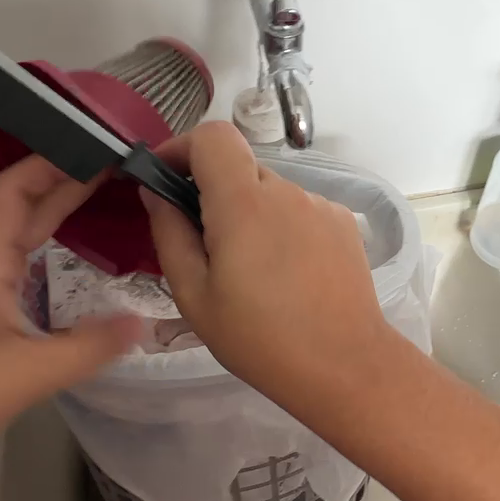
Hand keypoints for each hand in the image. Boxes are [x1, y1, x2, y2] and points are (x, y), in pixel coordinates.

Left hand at [0, 156, 139, 471]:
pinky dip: (3, 242)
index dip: (53, 166)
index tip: (98, 156)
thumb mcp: (28, 376)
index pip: (14, 191)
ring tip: (65, 206)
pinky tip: (6, 256)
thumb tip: (143, 323)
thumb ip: (89, 347)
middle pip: (7, 205)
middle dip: (55, 186)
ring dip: (28, 211)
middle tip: (104, 179)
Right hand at [141, 122, 404, 404]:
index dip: (184, 147)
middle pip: (240, 169)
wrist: (344, 364)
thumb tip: (155, 193)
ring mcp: (321, 205)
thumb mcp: (195, 296)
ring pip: (271, 193)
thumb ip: (170, 234)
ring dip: (251, 215)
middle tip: (206, 247)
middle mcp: (287, 191)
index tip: (166, 179)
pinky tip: (287, 274)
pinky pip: (300, 211)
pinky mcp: (344, 223)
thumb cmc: (260, 339)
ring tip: (252, 272)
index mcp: (244, 203)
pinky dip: (283, 228)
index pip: (213, 136)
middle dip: (215, 195)